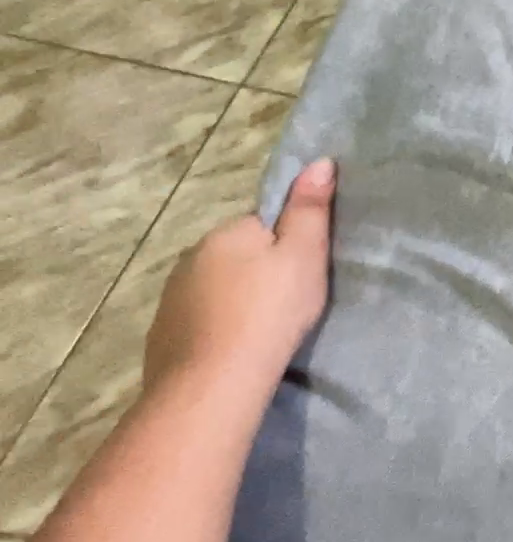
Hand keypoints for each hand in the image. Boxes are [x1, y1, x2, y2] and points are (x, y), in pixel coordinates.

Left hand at [144, 159, 335, 397]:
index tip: (305, 263)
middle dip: (262, 265)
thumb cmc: (271, 308)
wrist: (214, 380)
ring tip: (267, 319)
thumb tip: (320, 161)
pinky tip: (238, 338)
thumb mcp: (305, 253)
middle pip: (239, 252)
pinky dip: (220, 320)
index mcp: (227, 233)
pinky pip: (201, 314)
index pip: (263, 222)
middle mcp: (191, 257)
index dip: (289, 240)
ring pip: (218, 283)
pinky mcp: (163, 332)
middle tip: (293, 291)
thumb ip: (310, 208)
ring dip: (239, 293)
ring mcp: (171, 297)